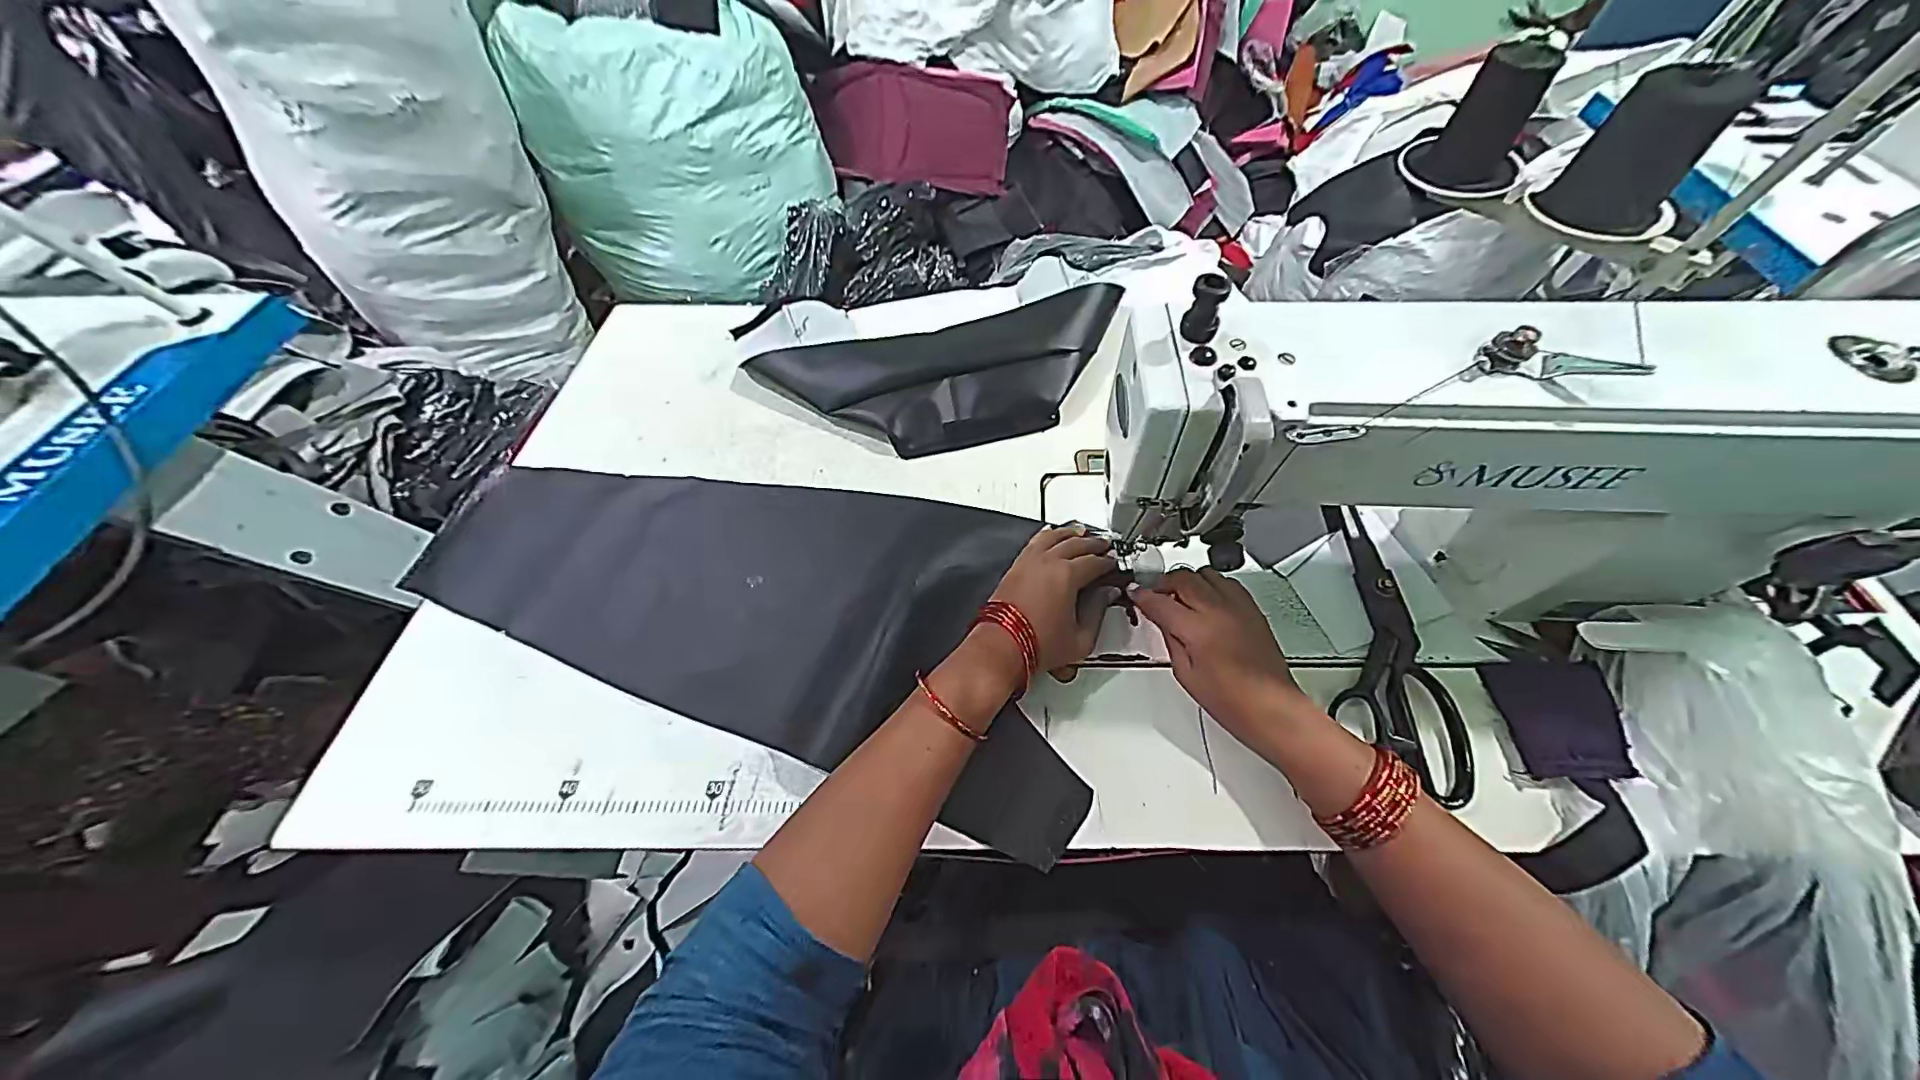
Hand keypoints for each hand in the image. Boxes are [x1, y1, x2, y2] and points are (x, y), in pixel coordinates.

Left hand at [988, 525, 1120, 674]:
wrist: (1002, 647)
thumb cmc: (1035, 644)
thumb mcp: (1081, 638)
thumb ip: (1098, 612)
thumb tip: (1105, 596)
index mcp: (1067, 575)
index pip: (1095, 561)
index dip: (1108, 562)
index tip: (1114, 564)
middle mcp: (1047, 562)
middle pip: (1076, 543)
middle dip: (1094, 544)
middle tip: (1104, 546)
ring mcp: (1028, 562)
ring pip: (1054, 536)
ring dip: (1071, 533)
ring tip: (1082, 533)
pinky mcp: (1015, 567)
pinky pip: (1035, 542)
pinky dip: (1048, 536)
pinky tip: (1051, 537)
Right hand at [1132, 568, 1309, 740]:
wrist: (1270, 707)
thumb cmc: (1234, 700)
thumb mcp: (1185, 673)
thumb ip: (1170, 640)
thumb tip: (1162, 621)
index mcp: (1197, 627)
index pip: (1160, 600)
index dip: (1142, 596)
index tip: (1136, 594)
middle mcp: (1219, 610)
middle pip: (1183, 578)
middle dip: (1163, 583)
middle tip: (1155, 594)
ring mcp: (1239, 607)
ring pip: (1206, 574)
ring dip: (1189, 581)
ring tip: (1180, 596)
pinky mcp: (1253, 610)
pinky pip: (1228, 584)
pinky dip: (1212, 586)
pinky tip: (1207, 599)